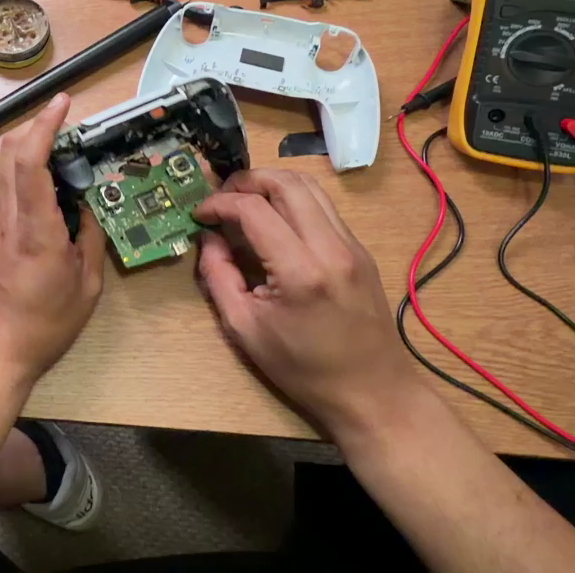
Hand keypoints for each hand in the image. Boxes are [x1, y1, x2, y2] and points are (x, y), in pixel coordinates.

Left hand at [0, 93, 107, 381]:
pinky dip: (17, 160)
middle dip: (34, 124)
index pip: (30, 164)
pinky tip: (42, 169)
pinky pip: (0, 179)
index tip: (62, 104)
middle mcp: (11, 216)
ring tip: (54, 139)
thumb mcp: (88, 286)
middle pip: (7, 152)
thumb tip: (88, 202)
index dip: (43, 127)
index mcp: (37, 230)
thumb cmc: (47, 323)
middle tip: (65, 120)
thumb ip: (91, 238)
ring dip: (21, 138)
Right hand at [193, 169, 423, 438]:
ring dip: (270, 184)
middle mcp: (331, 247)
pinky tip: (272, 221)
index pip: (253, 208)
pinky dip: (291, 200)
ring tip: (244, 201)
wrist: (375, 395)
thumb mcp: (244, 329)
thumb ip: (218, 276)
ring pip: (309, 186)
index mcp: (300, 271)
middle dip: (246, 180)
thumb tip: (208, 238)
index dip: (219, 203)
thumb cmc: (304, 369)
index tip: (199, 214)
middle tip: (221, 198)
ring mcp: (352, 246)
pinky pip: (322, 206)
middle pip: (286, 182)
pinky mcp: (360, 250)